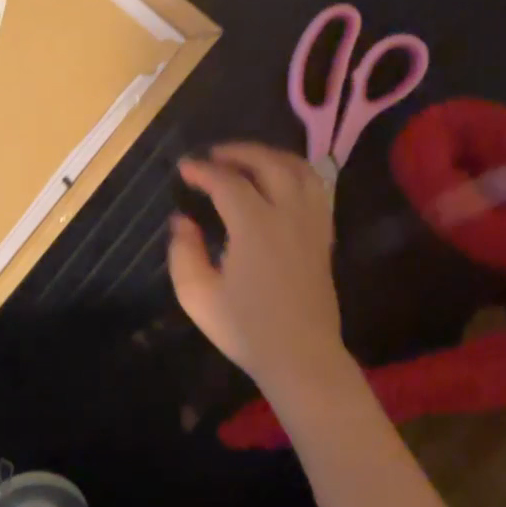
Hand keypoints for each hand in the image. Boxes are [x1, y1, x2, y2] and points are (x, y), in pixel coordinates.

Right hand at [167, 142, 349, 391]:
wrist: (299, 354)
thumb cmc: (244, 328)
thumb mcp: (197, 295)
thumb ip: (184, 253)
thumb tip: (181, 222)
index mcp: (255, 227)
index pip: (228, 183)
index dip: (203, 171)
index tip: (184, 168)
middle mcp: (289, 214)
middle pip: (269, 163)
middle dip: (239, 152)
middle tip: (213, 156)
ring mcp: (312, 222)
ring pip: (299, 169)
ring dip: (271, 157)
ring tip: (246, 161)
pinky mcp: (323, 235)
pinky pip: (316, 187)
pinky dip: (294, 173)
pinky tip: (278, 182)